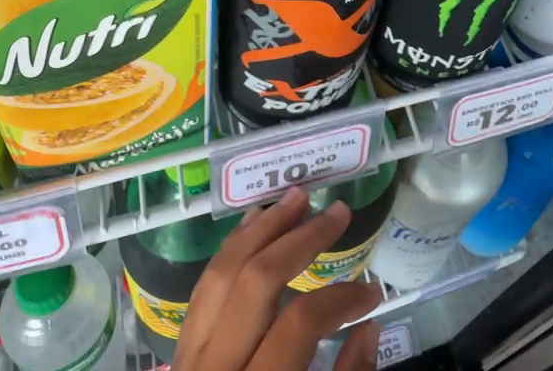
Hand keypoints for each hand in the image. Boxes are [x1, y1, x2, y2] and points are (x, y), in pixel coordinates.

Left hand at [175, 186, 380, 370]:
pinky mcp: (179, 357)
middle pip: (255, 283)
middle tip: (338, 210)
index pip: (298, 326)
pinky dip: (231, 253)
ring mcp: (187, 361)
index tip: (374, 294)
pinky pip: (203, 290)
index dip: (341, 300)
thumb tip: (368, 327)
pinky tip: (253, 229)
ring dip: (261, 230)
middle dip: (300, 238)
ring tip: (295, 198)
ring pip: (220, 274)